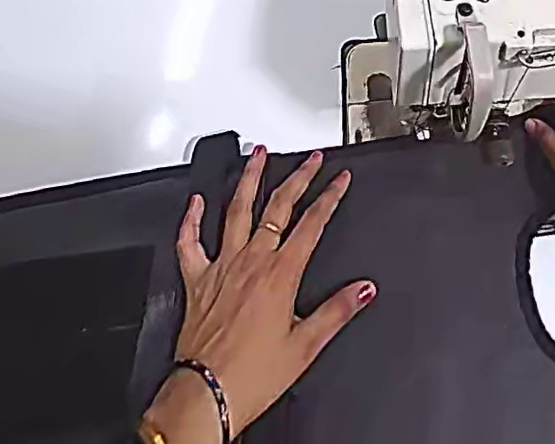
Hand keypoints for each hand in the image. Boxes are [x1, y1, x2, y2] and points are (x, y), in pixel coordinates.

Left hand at [140, 147, 374, 442]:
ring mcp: (223, 267)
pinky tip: (197, 202)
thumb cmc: (251, 377)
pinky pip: (190, 244)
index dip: (330, 196)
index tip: (340, 179)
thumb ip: (338, 311)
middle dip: (299, 177)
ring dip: (250, 180)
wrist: (204, 399)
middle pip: (279, 207)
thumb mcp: (306, 347)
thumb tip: (364, 289)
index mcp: (280, 274)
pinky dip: (192, 221)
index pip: (313, 223)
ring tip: (258, 155)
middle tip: (312, 158)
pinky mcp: (198, 281)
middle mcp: (252, 262)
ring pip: (237, 211)